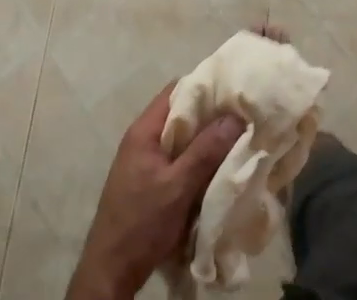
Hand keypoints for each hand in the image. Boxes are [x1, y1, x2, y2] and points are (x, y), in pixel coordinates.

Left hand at [66, 82, 246, 299]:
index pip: (176, 91)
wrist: (112, 268)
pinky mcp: (151, 182)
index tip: (235, 92)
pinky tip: (220, 167)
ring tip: (238, 140)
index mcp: (144, 131)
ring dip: (206, 141)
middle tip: (244, 118)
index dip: (205, 87)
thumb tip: (234, 116)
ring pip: (182, 140)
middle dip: (211, 116)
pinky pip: (179, 160)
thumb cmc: (142, 222)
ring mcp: (145, 161)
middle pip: (181, 115)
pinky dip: (198, 160)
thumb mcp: (177, 186)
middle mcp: (143, 139)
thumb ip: (205, 151)